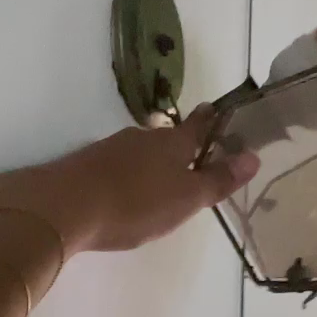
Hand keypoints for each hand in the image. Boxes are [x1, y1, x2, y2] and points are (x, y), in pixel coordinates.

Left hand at [0, 106, 259, 253]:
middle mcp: (142, 137)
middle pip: (168, 137)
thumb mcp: (184, 199)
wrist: (63, 207)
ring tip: (162, 178)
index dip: (212, 119)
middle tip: (194, 156)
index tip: (219, 109)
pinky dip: (128, 174)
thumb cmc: (134, 204)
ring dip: (153, 161)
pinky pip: (117, 165)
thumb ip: (217, 180)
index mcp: (172, 143)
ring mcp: (110, 149)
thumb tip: (253, 156)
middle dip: (181, 144)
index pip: (199, 125)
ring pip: (141, 150)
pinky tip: (126, 190)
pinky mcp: (86, 165)